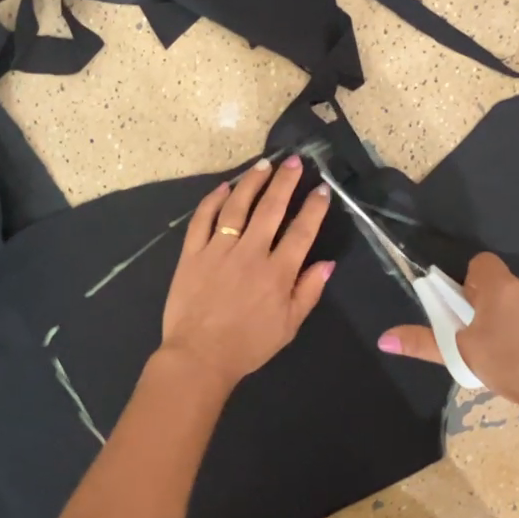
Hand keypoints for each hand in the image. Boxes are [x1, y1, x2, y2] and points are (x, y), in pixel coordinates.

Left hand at [160, 154, 334, 388]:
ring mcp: (218, 251)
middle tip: (293, 161)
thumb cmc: (248, 346)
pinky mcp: (192, 254)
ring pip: (237, 207)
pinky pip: (202, 220)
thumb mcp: (289, 326)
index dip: (314, 207)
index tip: (321, 188)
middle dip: (285, 181)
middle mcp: (250, 253)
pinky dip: (212, 200)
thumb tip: (326, 263)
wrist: (199, 356)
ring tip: (262, 165)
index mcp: (277, 272)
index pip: (301, 231)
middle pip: (271, 208)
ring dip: (251, 182)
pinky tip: (223, 188)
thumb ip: (308, 291)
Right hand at [378, 253, 518, 425]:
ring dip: (516, 321)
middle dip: (491, 307)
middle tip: (484, 341)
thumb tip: (383, 339)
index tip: (467, 312)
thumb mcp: (462, 357)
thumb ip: (424, 344)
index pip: (481, 263)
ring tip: (512, 357)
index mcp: (499, 288)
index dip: (470, 284)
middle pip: (502, 286)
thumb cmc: (513, 368)